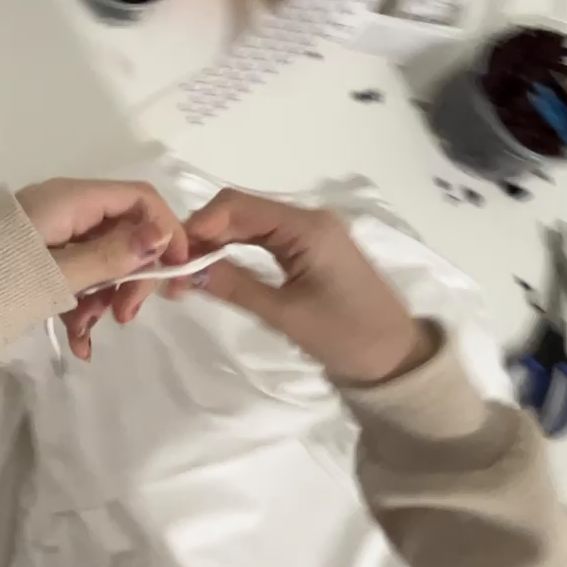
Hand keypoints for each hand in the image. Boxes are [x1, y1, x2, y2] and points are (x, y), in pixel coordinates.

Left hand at [16, 179, 188, 359]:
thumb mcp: (60, 273)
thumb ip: (113, 255)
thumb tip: (162, 234)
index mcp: (71, 199)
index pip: (140, 199)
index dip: (166, 232)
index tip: (176, 276)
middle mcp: (66, 209)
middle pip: (124, 233)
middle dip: (131, 277)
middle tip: (126, 317)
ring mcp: (52, 234)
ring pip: (101, 260)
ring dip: (103, 299)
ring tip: (86, 334)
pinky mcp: (39, 258)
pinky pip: (76, 275)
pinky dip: (81, 305)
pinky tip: (78, 342)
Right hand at [174, 189, 430, 383]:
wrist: (396, 359)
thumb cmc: (347, 336)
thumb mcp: (285, 314)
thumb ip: (234, 286)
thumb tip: (184, 270)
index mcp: (307, 227)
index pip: (238, 206)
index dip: (199, 224)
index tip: (169, 255)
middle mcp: (307, 218)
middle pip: (239, 210)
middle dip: (202, 233)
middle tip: (172, 269)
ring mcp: (308, 231)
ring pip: (246, 224)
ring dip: (214, 243)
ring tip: (186, 273)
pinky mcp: (306, 247)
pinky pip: (260, 238)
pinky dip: (233, 250)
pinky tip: (213, 270)